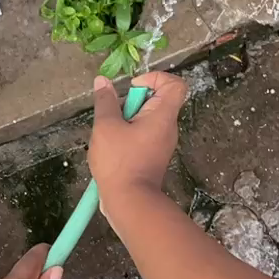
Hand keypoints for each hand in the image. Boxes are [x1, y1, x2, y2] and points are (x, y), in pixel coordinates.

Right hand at [88, 71, 187, 206]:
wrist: (129, 201)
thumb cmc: (119, 162)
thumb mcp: (106, 127)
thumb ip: (105, 101)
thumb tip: (102, 81)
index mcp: (163, 115)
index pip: (175, 84)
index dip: (155, 77)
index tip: (133, 87)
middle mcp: (167, 127)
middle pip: (156, 99)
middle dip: (131, 101)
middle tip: (114, 114)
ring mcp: (162, 142)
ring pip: (146, 118)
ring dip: (126, 119)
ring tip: (109, 133)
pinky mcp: (153, 155)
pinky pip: (142, 134)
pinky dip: (127, 134)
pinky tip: (111, 147)